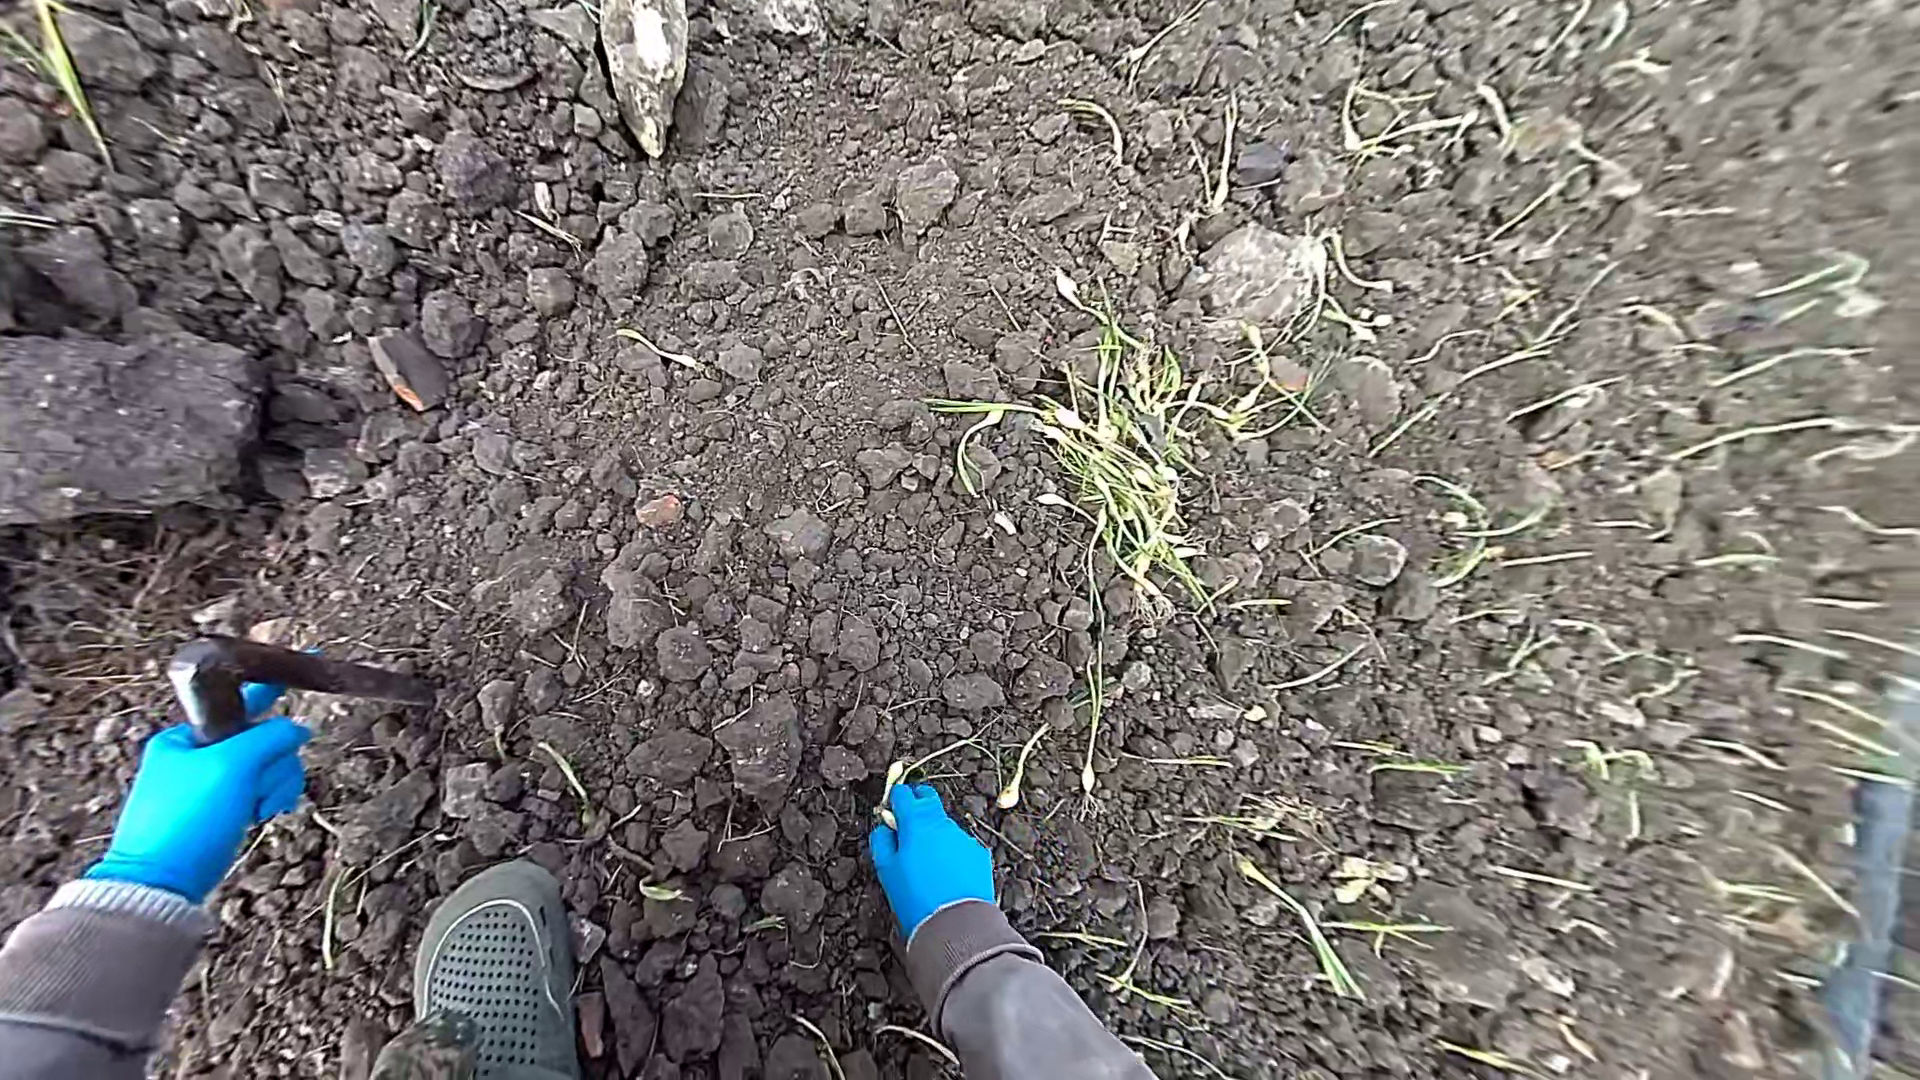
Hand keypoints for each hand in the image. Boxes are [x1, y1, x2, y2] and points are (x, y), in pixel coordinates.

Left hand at [87, 682, 309, 902]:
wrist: (165, 876)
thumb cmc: (187, 815)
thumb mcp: (233, 764)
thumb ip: (273, 735)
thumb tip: (299, 729)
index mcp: (189, 737)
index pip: (243, 698)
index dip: (276, 683)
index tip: (311, 657)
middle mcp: (204, 753)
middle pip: (272, 737)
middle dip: (277, 762)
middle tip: (258, 782)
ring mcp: (219, 777)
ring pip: (278, 762)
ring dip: (277, 783)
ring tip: (256, 805)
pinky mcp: (232, 798)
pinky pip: (274, 783)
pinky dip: (274, 797)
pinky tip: (258, 813)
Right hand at [868, 783, 993, 937]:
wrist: (956, 927)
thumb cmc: (916, 901)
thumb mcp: (887, 871)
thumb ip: (882, 841)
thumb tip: (884, 828)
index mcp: (917, 822)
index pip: (904, 794)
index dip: (896, 799)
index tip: (893, 809)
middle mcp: (942, 823)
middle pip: (928, 800)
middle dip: (917, 806)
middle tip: (908, 826)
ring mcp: (962, 837)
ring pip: (944, 826)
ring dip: (935, 836)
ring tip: (927, 866)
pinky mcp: (977, 853)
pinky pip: (961, 846)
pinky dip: (952, 854)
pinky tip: (946, 877)